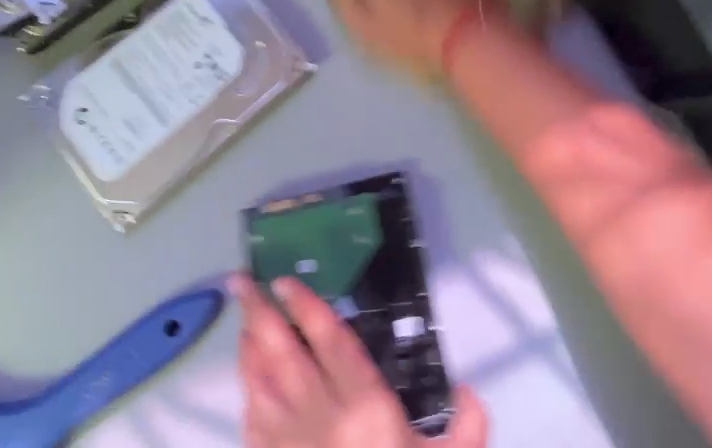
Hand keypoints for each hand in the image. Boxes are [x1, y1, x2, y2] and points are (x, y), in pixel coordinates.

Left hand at [233, 274, 488, 447]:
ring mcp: (288, 444)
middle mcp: (320, 417)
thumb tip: (469, 391)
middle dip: (259, 312)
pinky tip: (249, 381)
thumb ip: (470, 428)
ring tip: (244, 318)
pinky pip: (251, 421)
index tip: (287, 280)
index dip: (307, 307)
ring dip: (248, 347)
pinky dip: (248, 392)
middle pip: (282, 353)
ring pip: (259, 382)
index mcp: (366, 408)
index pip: (330, 342)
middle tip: (242, 280)